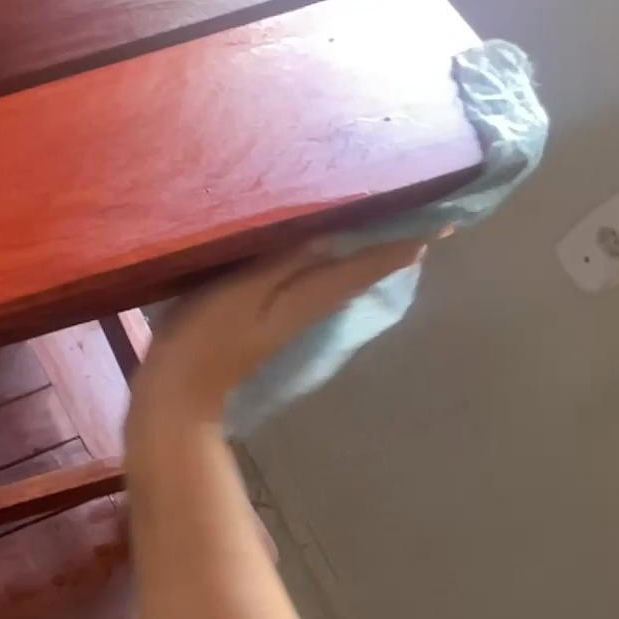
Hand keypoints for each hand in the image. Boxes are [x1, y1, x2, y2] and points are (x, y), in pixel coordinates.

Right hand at [131, 237, 433, 426]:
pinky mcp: (258, 330)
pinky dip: (322, 273)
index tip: (444, 220)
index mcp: (304, 300)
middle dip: (386, 251)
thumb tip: (334, 233)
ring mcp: (280, 324)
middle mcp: (303, 312)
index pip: (364, 267)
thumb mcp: (240, 293)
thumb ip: (283, 262)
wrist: (175, 398)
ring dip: (357, 262)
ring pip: (332, 285)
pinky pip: (303, 292)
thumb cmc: (202, 342)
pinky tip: (315, 264)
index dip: (400, 244)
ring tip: (378, 236)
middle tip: (420, 220)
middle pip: (355, 277)